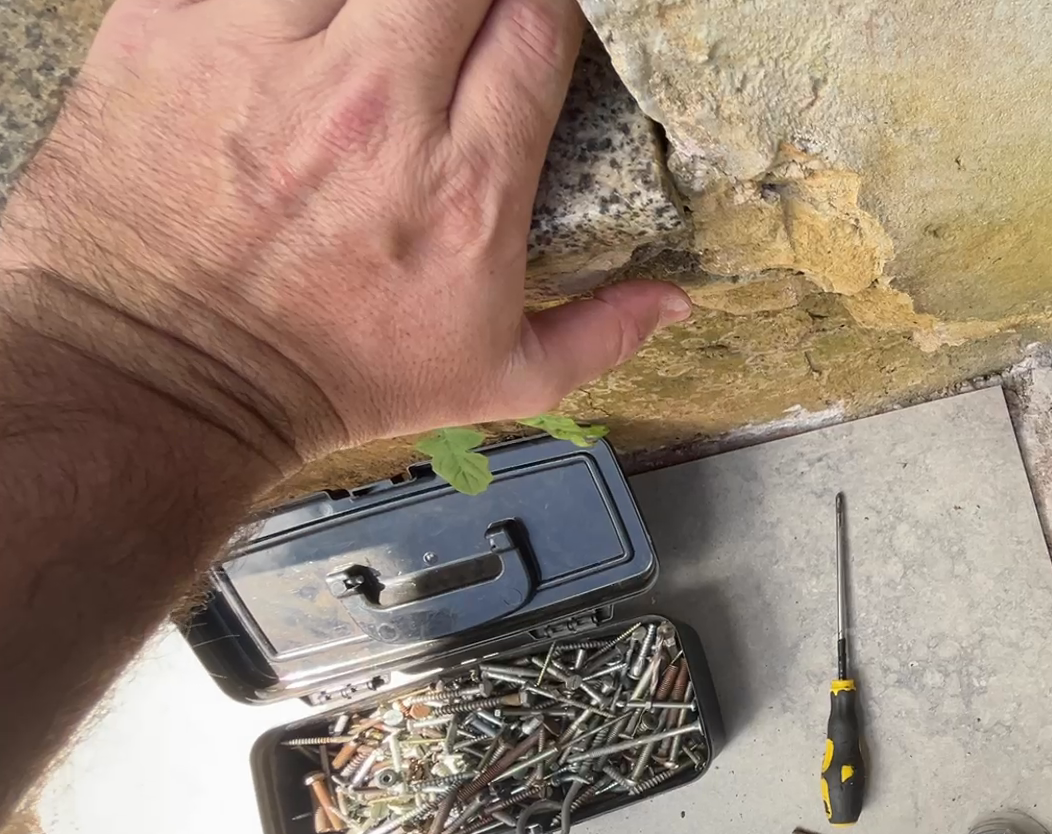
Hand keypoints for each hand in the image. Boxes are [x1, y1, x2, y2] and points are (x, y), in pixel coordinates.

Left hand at [0, 0, 687, 465]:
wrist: (177, 366)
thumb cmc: (355, 372)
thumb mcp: (511, 377)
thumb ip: (606, 335)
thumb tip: (675, 301)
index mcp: (471, 185)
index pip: (536, 34)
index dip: (557, 10)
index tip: (555, 23)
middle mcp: (381, 107)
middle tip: (488, 19)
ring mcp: (270, 52)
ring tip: (415, 25)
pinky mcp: (173, 24)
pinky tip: (334, 25)